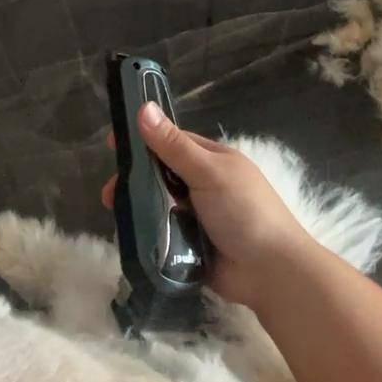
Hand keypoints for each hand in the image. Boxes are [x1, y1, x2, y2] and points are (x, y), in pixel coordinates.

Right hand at [102, 102, 315, 307]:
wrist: (272, 274)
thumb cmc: (244, 212)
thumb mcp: (208, 172)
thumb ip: (173, 146)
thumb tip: (144, 107)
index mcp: (212, 160)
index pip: (172, 142)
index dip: (143, 140)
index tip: (112, 145)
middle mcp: (204, 185)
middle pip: (161, 175)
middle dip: (135, 180)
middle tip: (110, 193)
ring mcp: (199, 217)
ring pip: (160, 205)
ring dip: (139, 207)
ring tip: (115, 214)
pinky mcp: (193, 247)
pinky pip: (164, 234)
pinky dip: (148, 233)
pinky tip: (127, 236)